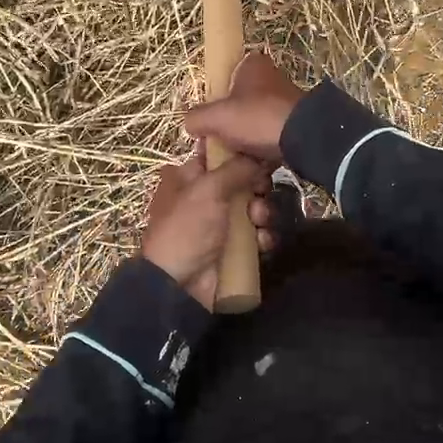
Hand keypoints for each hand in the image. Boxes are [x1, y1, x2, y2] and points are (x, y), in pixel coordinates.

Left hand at [140, 148, 272, 308]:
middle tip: (261, 193)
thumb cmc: (187, 228)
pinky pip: (256, 236)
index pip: (218, 156)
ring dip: (262, 213)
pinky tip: (263, 242)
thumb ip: (236, 168)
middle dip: (256, 187)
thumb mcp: (208, 190)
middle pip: (242, 182)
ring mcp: (219, 225)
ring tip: (260, 222)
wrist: (179, 288)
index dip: (240, 155)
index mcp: (189, 178)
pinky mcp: (233, 249)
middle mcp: (205, 198)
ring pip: (253, 208)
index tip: (260, 157)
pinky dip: (263, 237)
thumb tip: (259, 154)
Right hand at [183, 50, 305, 162]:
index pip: (223, 78)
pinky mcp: (294, 122)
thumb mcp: (217, 117)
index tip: (208, 123)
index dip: (212, 101)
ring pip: (251, 123)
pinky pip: (268, 135)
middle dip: (227, 127)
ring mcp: (283, 100)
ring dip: (243, 142)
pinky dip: (260, 149)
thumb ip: (196, 117)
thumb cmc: (258, 118)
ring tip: (235, 159)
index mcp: (252, 64)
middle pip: (236, 104)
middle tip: (218, 146)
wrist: (305, 138)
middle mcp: (269, 77)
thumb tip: (190, 124)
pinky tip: (253, 164)